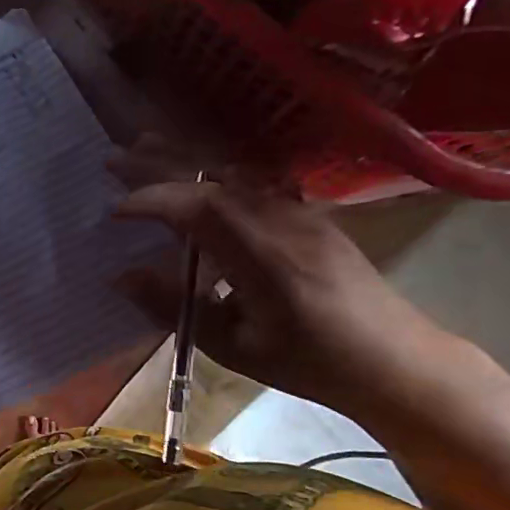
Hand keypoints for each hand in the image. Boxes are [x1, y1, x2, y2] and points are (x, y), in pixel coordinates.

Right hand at [110, 144, 464, 422]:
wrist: (395, 359)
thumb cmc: (310, 363)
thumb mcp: (235, 348)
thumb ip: (176, 309)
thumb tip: (123, 277)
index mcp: (267, 258)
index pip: (202, 210)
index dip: (155, 202)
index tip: (115, 211)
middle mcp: (285, 222)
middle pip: (215, 178)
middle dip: (160, 164)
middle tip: (114, 157)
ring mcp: (302, 214)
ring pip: (235, 173)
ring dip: (187, 159)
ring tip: (146, 146)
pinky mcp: (310, 216)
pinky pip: (253, 182)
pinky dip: (214, 171)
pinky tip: (198, 170)